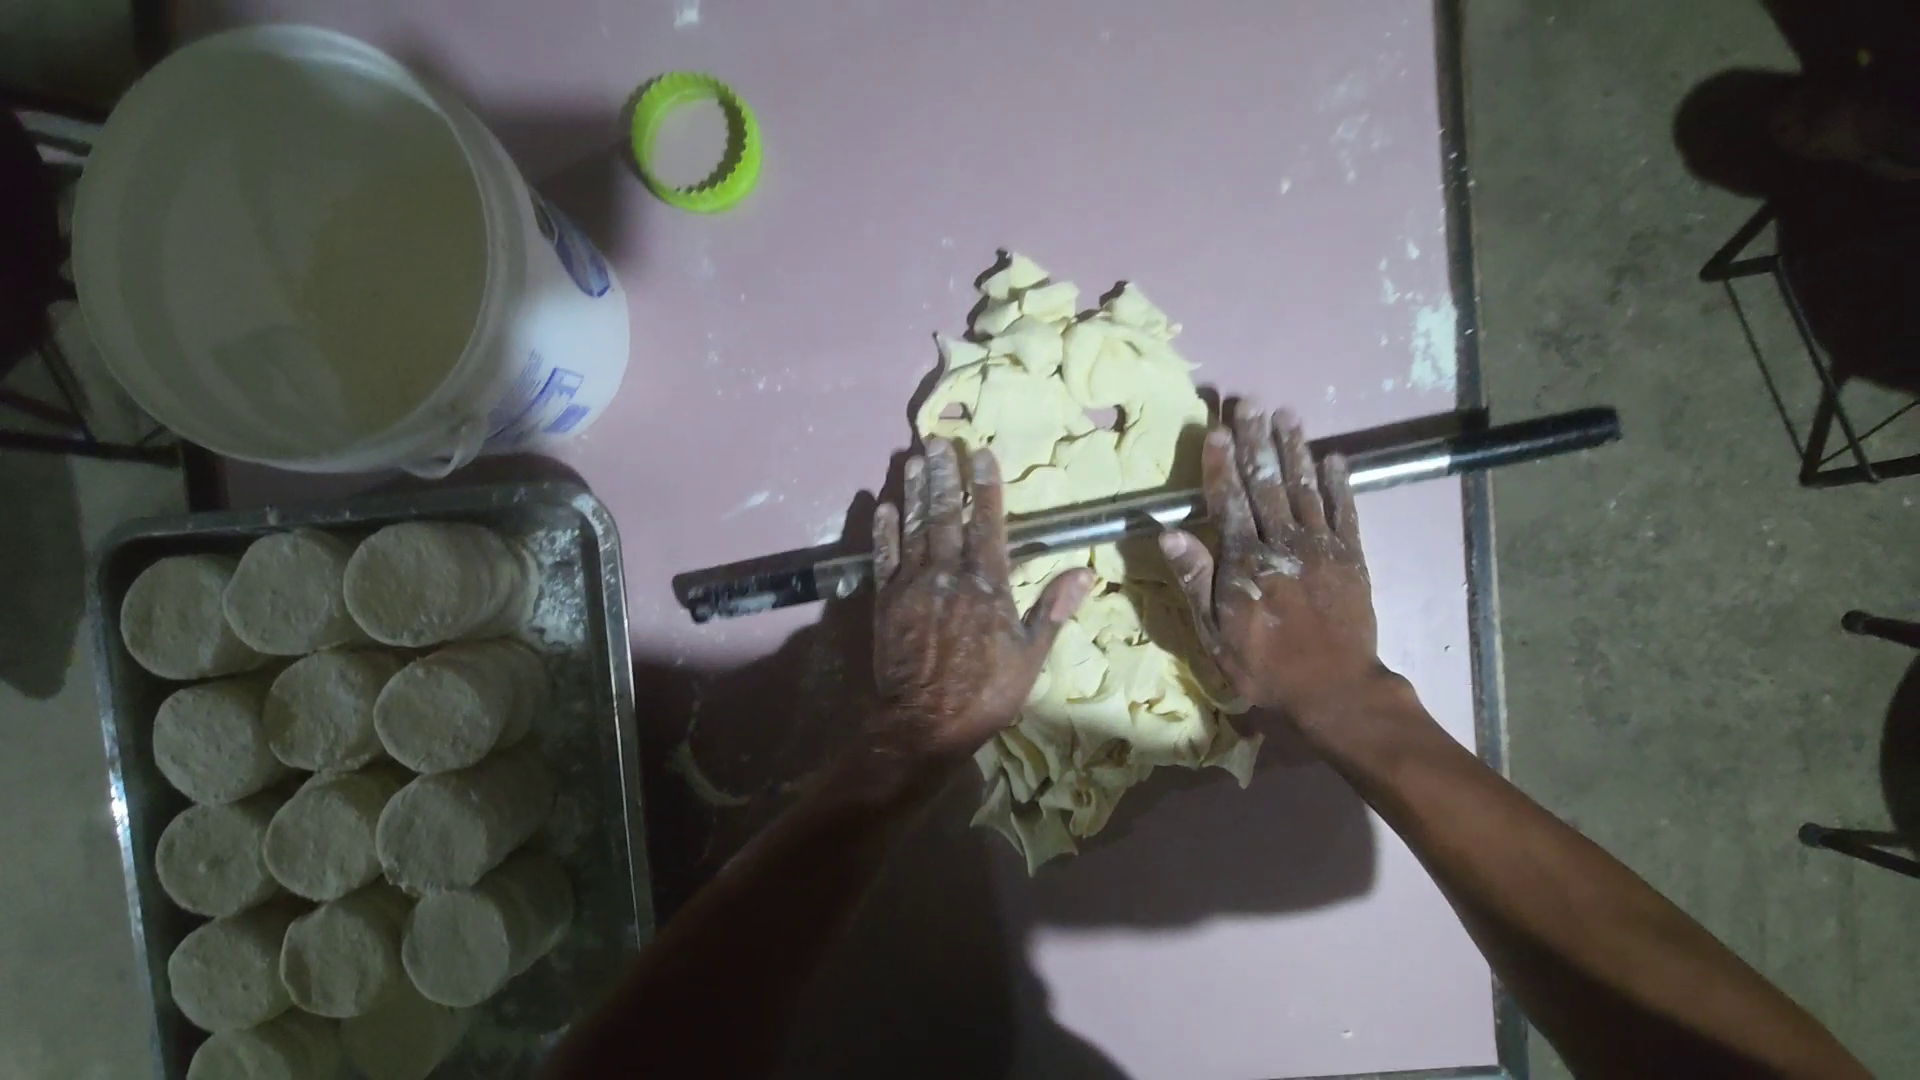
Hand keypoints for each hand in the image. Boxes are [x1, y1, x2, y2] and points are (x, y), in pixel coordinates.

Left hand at [869, 439, 1092, 764]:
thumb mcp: (1032, 655)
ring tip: (914, 459)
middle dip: (945, 475)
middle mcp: (950, 574)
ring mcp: (914, 585)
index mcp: (988, 584)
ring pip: (914, 527)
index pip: (989, 523)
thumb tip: (1087, 571)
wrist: (925, 722)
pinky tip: (883, 506)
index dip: (986, 486)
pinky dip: (883, 530)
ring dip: (914, 492)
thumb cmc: (986, 692)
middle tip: (939, 441)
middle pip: (947, 514)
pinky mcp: (886, 601)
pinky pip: (883, 557)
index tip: (981, 453)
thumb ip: (1054, 608)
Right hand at [1157, 405, 1382, 727]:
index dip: (1220, 464)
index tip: (1216, 429)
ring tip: (1287, 416)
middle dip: (1255, 442)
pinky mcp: (1352, 558)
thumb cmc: (1263, 665)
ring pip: (1305, 488)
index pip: (1228, 500)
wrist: (1334, 690)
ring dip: (1295, 450)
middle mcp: (1282, 543)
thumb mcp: (1213, 632)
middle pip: (1266, 483)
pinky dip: (1339, 483)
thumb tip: (1168, 533)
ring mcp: (1321, 547)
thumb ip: (1195, 579)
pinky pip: (1345, 512)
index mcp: (1244, 560)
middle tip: (1249, 404)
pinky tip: (1334, 457)